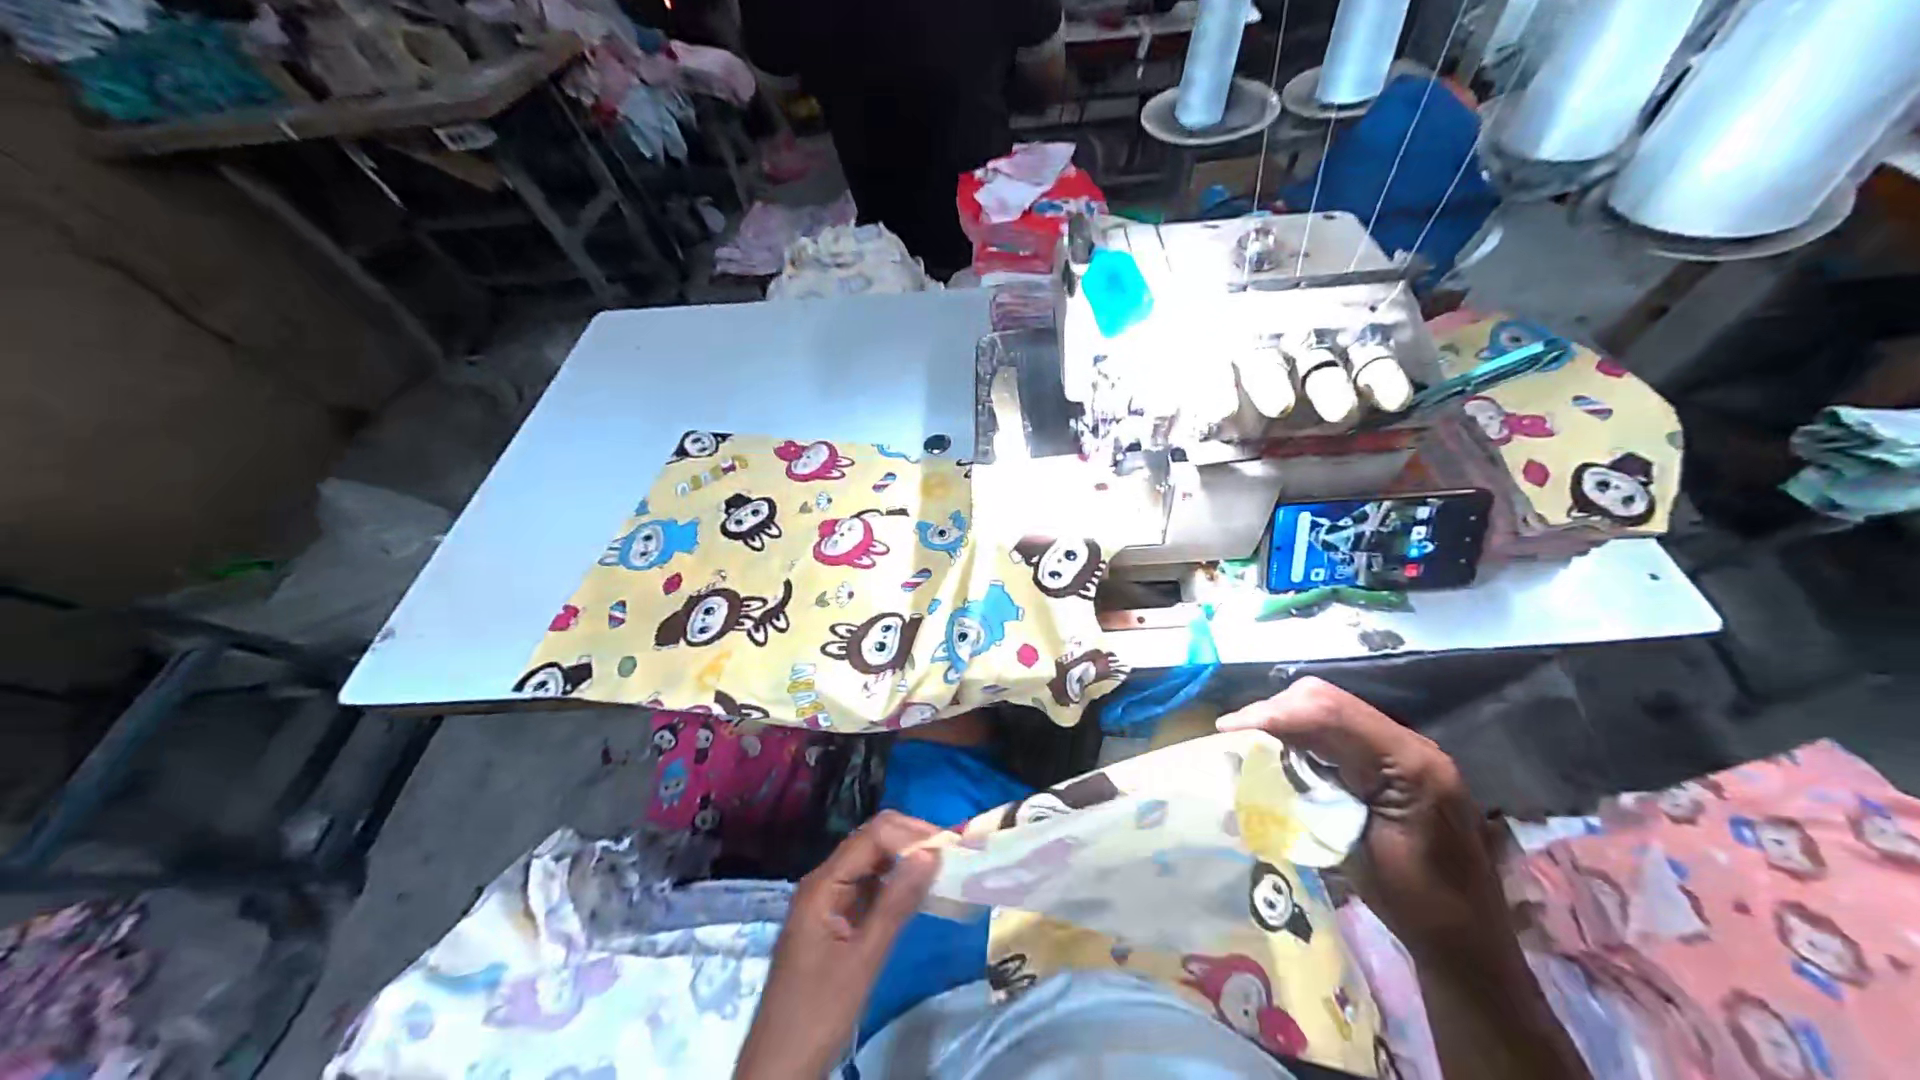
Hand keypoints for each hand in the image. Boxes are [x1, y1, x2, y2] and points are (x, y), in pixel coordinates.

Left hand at [734, 811, 941, 1079]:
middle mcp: (823, 882)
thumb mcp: (864, 959)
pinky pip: (867, 888)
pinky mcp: (833, 921)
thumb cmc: (819, 1013)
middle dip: (910, 842)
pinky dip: (894, 885)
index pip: (872, 836)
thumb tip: (930, 853)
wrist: (780, 1065)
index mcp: (822, 884)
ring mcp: (826, 901)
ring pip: (870, 864)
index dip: (911, 833)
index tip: (950, 846)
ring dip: (905, 861)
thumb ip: (896, 903)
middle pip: (870, 842)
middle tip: (952, 855)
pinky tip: (918, 894)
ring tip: (943, 870)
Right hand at [1219, 679, 1590, 1079]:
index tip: (1227, 732)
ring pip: (1328, 708)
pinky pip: (1336, 730)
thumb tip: (1255, 765)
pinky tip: (1277, 753)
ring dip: (1283, 720)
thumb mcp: (1355, 852)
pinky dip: (1299, 734)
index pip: (1331, 714)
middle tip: (1232, 736)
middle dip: (1273, 711)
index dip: (1273, 715)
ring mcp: (1402, 750)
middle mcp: (1409, 744)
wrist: (1469, 942)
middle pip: (1326, 699)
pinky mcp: (1391, 761)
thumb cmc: (1416, 905)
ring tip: (1246, 742)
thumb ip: (1312, 798)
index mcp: (1411, 764)